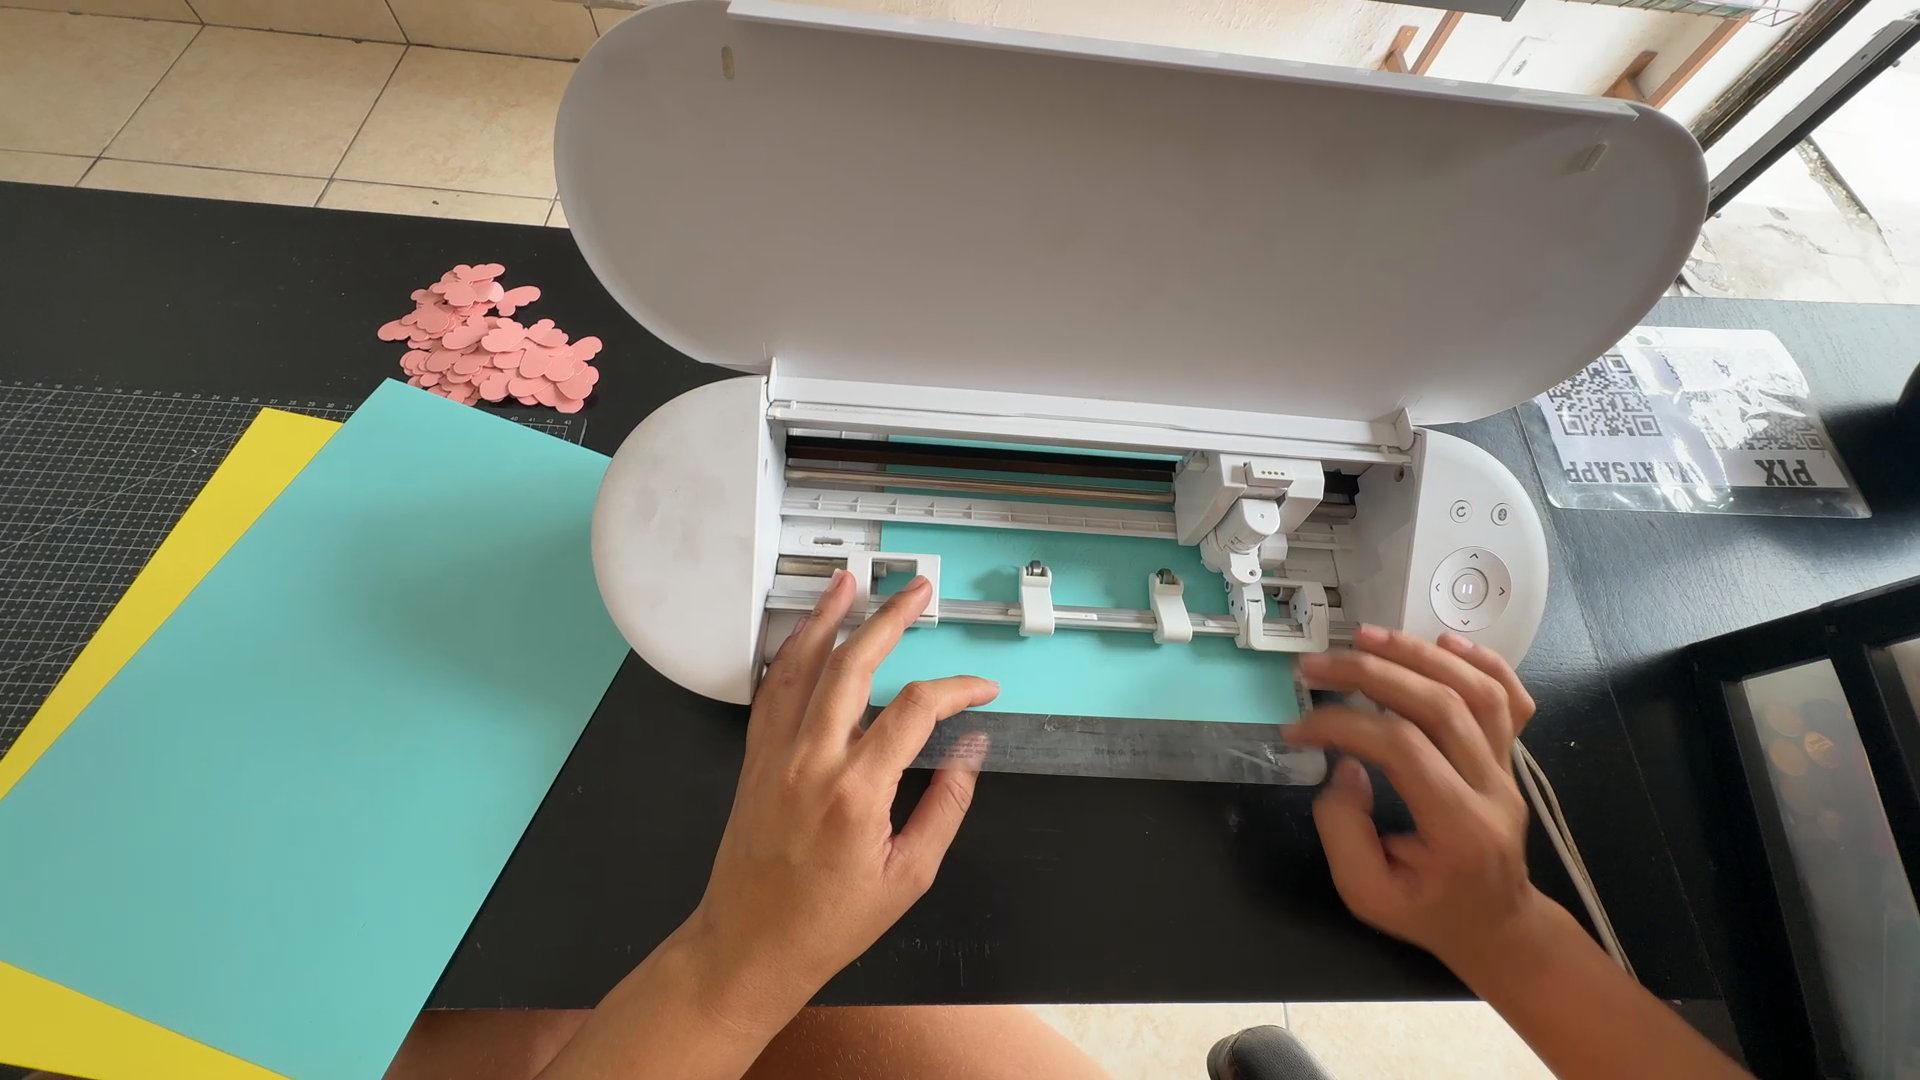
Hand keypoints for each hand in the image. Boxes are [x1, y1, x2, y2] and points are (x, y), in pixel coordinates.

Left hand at [676, 570, 995, 1033]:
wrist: (747, 947)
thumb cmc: (827, 921)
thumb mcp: (909, 875)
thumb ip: (947, 804)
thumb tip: (971, 749)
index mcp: (857, 792)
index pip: (916, 709)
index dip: (956, 688)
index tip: (979, 689)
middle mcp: (812, 761)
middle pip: (855, 664)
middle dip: (891, 618)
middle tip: (916, 591)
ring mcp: (776, 754)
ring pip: (802, 664)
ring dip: (828, 617)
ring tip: (848, 583)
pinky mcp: (755, 757)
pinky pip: (772, 689)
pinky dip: (790, 652)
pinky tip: (803, 632)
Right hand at [1284, 625, 1542, 969]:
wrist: (1496, 924)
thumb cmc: (1426, 910)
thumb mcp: (1365, 893)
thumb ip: (1344, 830)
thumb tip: (1345, 766)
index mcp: (1460, 828)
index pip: (1402, 749)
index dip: (1343, 725)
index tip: (1298, 729)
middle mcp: (1493, 790)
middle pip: (1440, 706)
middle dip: (1371, 673)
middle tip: (1315, 664)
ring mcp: (1508, 770)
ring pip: (1477, 693)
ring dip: (1418, 655)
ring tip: (1365, 637)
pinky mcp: (1509, 758)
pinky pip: (1511, 700)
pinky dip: (1484, 662)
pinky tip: (1444, 641)